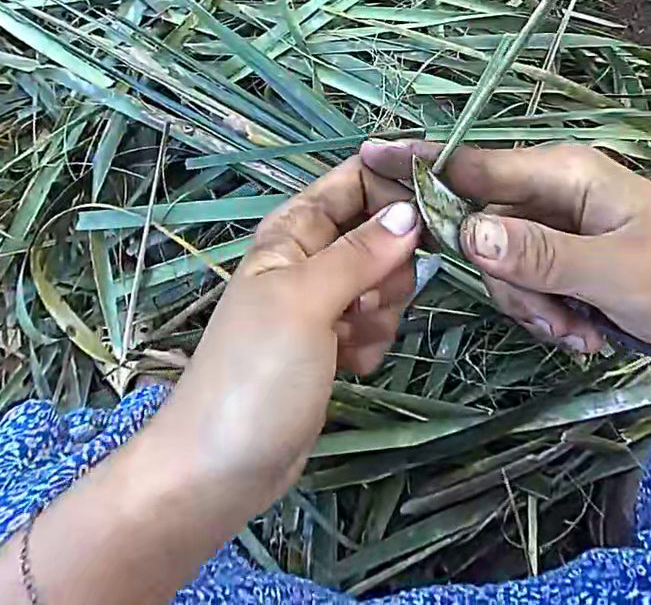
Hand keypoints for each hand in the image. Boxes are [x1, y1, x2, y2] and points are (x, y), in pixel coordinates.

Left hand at [149, 156, 421, 515]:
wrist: (221, 470)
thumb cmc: (255, 372)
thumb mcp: (306, 300)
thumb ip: (360, 252)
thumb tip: (411, 211)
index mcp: (295, 227)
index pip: (357, 179)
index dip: (394, 189)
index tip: (429, 218)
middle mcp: (313, 254)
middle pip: (382, 230)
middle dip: (388, 266)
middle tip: (366, 298)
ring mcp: (327, 298)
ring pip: (388, 278)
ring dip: (381, 310)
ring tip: (347, 337)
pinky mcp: (338, 337)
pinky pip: (381, 319)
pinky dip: (372, 340)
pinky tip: (348, 363)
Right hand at [360, 139, 650, 355]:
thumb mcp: (616, 272)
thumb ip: (539, 254)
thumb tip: (466, 233)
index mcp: (561, 172)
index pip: (473, 164)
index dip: (418, 162)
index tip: (366, 155)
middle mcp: (551, 188)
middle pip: (484, 227)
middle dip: (509, 281)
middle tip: (555, 321)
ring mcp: (557, 219)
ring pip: (505, 261)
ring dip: (534, 303)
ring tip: (585, 332)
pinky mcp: (565, 248)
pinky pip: (529, 277)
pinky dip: (549, 309)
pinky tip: (588, 330)